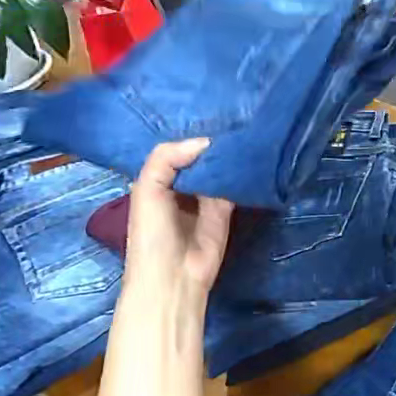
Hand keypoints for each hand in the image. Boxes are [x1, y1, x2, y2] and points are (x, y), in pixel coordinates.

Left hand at [123, 138, 234, 310]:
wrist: (173, 276)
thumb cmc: (152, 233)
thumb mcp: (146, 189)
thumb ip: (166, 158)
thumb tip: (206, 141)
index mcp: (158, 181)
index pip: (176, 151)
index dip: (189, 138)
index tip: (208, 120)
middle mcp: (182, 186)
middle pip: (199, 158)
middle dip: (212, 145)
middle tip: (232, 124)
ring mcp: (205, 197)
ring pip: (217, 169)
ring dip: (227, 156)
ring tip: (243, 135)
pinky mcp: (226, 209)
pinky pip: (234, 185)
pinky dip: (240, 174)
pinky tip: (248, 156)